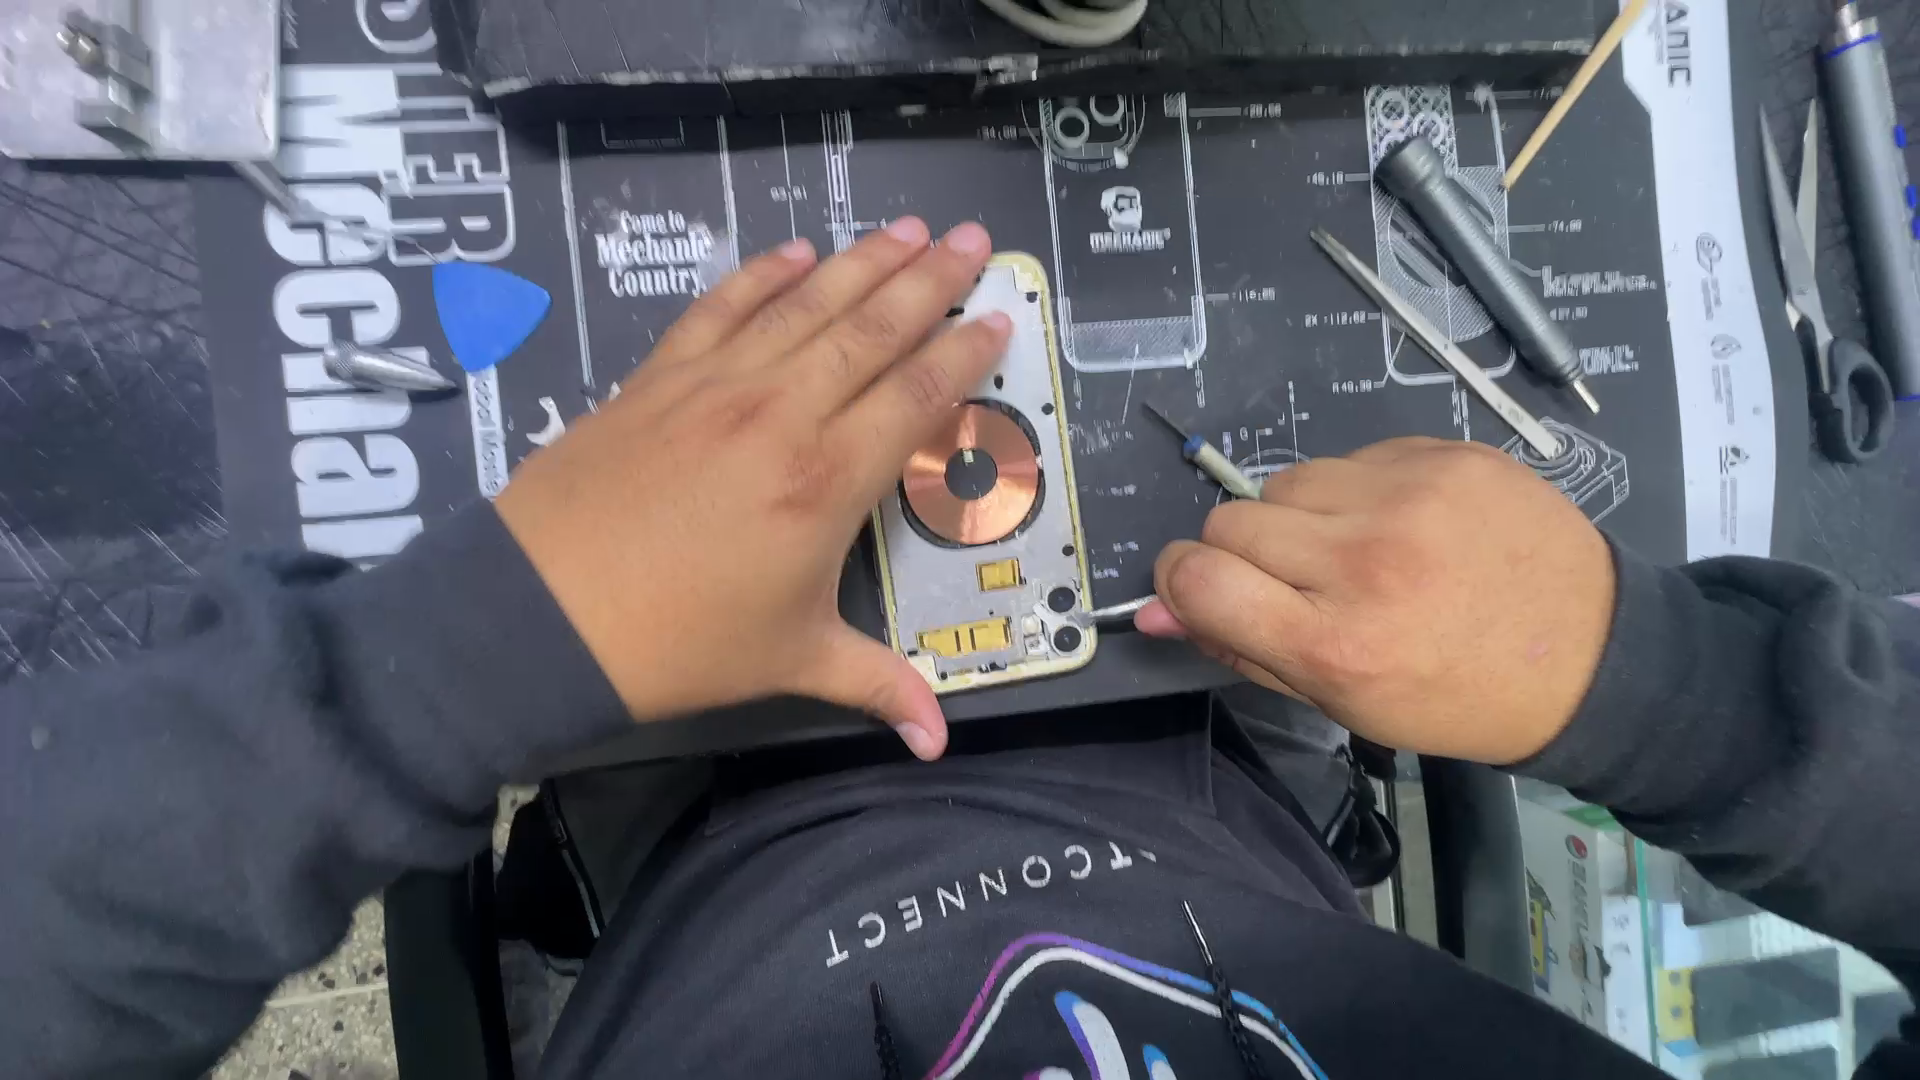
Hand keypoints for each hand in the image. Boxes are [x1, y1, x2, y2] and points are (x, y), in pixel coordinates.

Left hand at [495, 218, 1009, 759]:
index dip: (962, 354)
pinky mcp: (660, 378)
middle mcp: (782, 415)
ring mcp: (717, 386)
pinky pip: (721, 308)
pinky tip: (794, 253)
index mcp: (826, 482)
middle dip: (929, 279)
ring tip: (905, 228)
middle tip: (971, 237)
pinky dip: (761, 275)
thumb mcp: (792, 664)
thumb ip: (878, 688)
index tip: (995, 318)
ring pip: (806, 305)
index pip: (915, 397)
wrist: (538, 617)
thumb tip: (939, 743)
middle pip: (872, 330)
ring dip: (861, 263)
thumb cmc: (680, 645)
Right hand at [1135, 438, 1615, 764]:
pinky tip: (1397, 521)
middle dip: (1242, 552)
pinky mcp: (1441, 453)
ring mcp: (1408, 497)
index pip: (1198, 577)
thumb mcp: (1337, 699)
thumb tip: (1154, 610)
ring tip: (1352, 548)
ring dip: (1295, 517)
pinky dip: (1350, 491)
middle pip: (1228, 520)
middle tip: (1295, 580)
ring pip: (1281, 482)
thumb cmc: (1449, 695)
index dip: (1180, 578)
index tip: (1203, 586)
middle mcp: (1365, 561)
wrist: (1596, 658)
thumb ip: (1234, 646)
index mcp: (1336, 642)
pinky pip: (1343, 459)